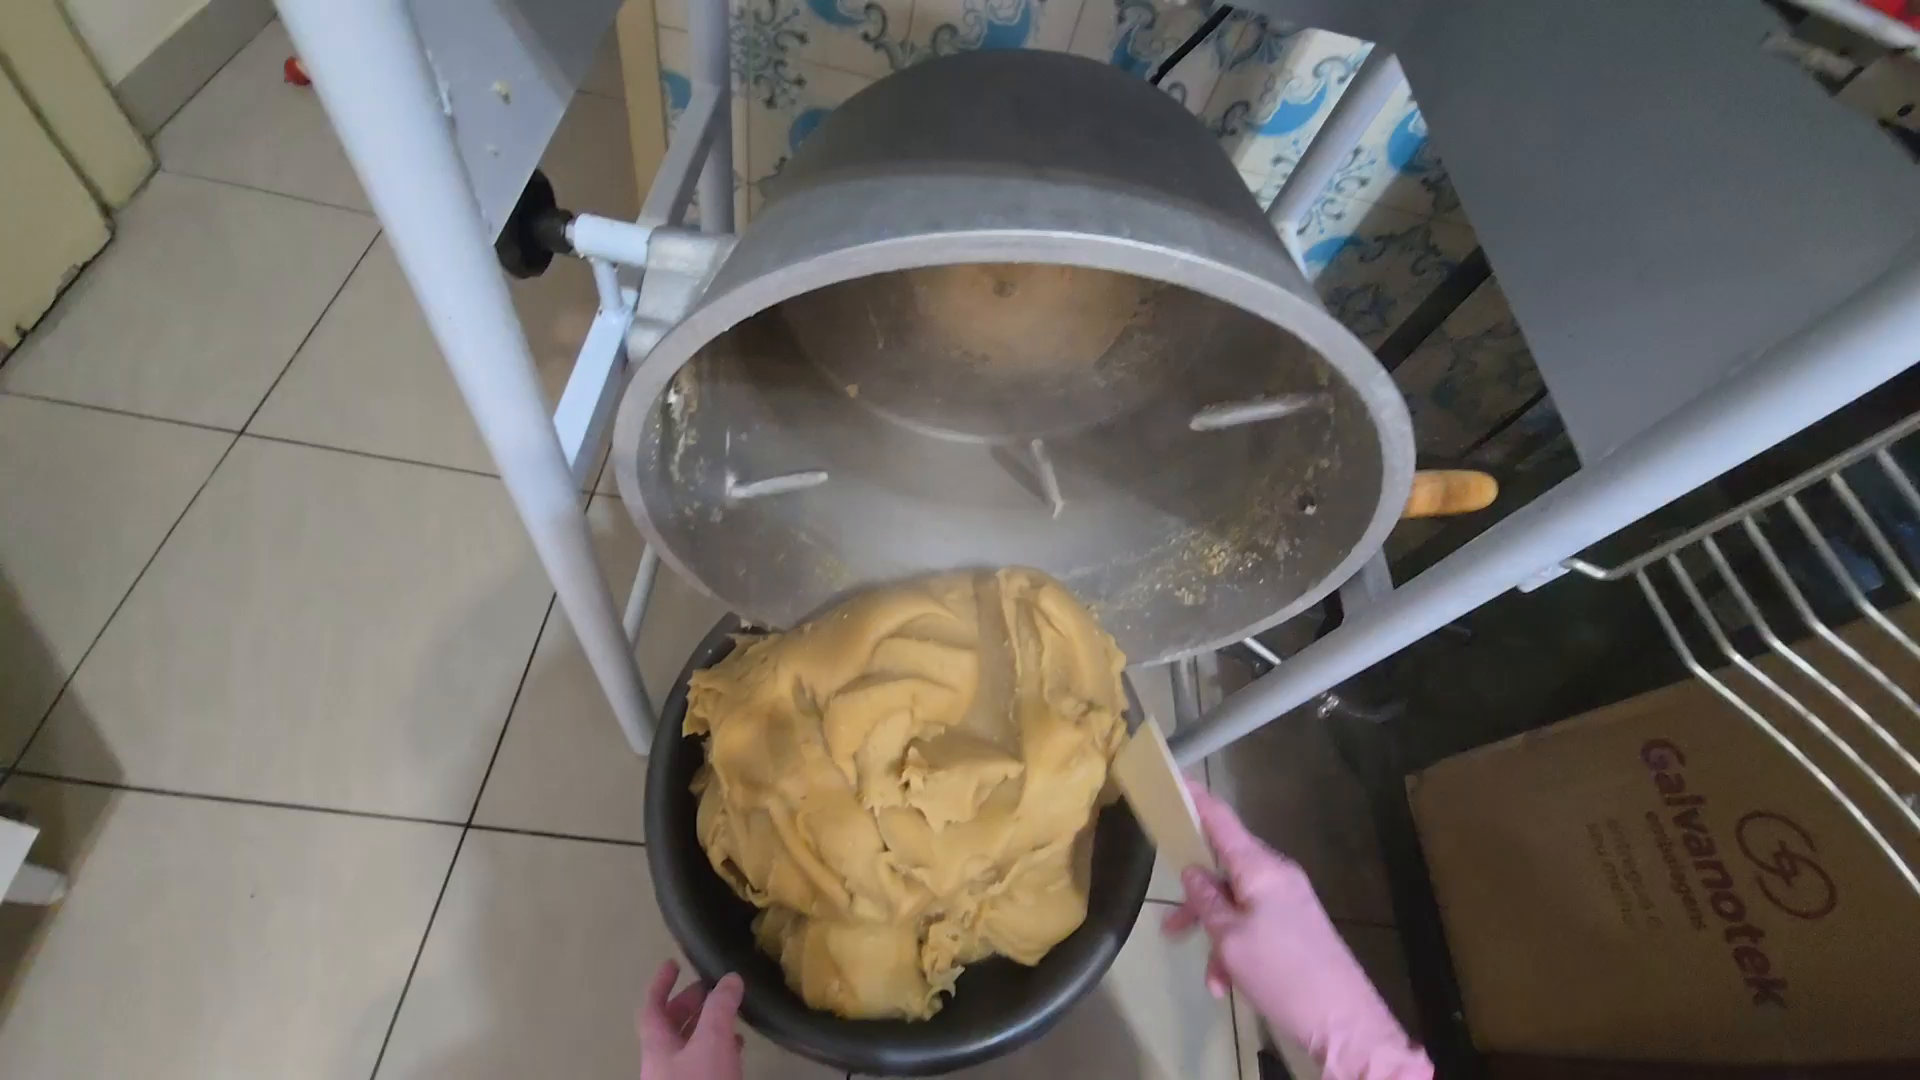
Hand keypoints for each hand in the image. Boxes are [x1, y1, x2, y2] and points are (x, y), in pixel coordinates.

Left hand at [638, 959, 745, 1079]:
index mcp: (656, 1046)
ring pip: (688, 1044)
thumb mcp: (712, 1040)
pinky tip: (736, 1045)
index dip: (661, 983)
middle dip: (689, 1002)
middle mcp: (661, 1063)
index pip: (651, 1008)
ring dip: (706, 1024)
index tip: (673, 963)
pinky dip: (716, 1046)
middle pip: (669, 1026)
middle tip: (709, 986)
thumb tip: (730, 978)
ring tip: (729, 1012)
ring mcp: (676, 1079)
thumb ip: (720, 1006)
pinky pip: (701, 1062)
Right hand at [1162, 783, 1430, 1079]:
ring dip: (1216, 934)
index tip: (1177, 781)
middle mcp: (1276, 876)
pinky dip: (1236, 948)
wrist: (1349, 1029)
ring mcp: (1289, 902)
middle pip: (1223, 869)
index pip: (1222, 821)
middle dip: (1196, 898)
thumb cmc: (1283, 974)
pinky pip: (1254, 924)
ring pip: (1235, 903)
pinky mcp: (1296, 927)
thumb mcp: (1230, 939)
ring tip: (1209, 976)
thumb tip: (1193, 872)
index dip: (1198, 800)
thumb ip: (1206, 900)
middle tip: (1170, 924)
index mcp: (1260, 868)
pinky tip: (1229, 984)